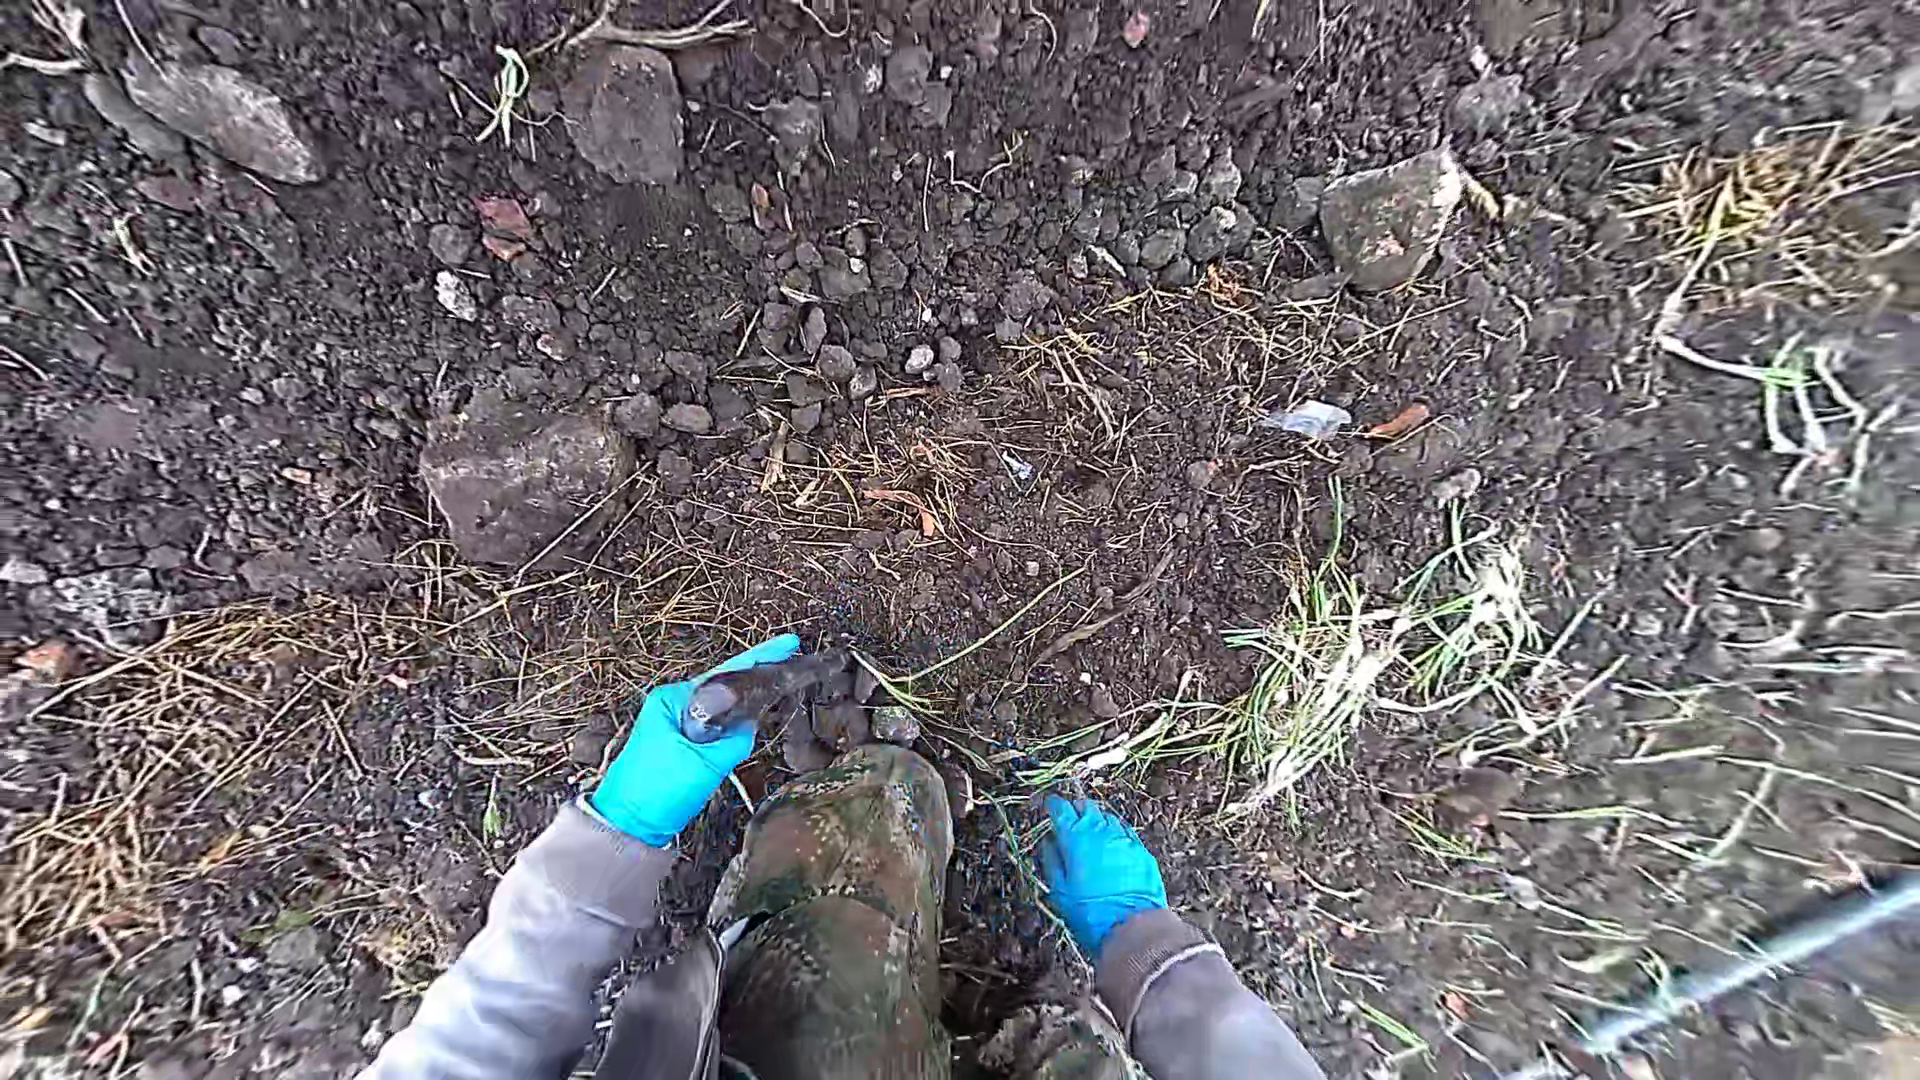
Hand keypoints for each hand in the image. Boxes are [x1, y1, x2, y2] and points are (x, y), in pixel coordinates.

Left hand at [590, 634, 801, 845]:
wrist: (627, 829)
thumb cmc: (656, 792)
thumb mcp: (706, 762)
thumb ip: (736, 738)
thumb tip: (751, 724)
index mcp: (674, 699)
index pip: (727, 671)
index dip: (761, 656)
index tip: (788, 643)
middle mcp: (675, 704)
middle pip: (726, 683)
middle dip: (757, 675)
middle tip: (789, 663)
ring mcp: (676, 722)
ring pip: (723, 705)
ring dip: (746, 701)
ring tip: (776, 689)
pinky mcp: (681, 741)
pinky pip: (716, 723)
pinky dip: (735, 722)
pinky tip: (753, 720)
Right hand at [1039, 795, 1168, 954]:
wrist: (1135, 929)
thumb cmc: (1092, 914)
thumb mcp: (1060, 891)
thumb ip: (1052, 861)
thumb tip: (1049, 842)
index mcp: (1075, 836)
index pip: (1061, 808)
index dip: (1053, 805)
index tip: (1050, 806)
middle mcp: (1100, 830)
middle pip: (1085, 806)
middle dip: (1075, 809)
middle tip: (1070, 819)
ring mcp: (1123, 838)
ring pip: (1106, 816)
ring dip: (1096, 820)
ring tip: (1091, 833)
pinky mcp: (1141, 849)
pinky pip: (1125, 831)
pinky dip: (1115, 833)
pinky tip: (1112, 845)